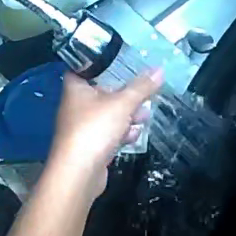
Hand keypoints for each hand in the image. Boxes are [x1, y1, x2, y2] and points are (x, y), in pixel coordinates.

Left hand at [41, 69, 161, 202]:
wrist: (78, 174)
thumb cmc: (94, 129)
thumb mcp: (122, 104)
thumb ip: (141, 87)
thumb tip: (159, 70)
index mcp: (76, 87)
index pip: (87, 66)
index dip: (104, 63)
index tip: (124, 61)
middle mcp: (76, 104)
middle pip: (103, 91)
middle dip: (125, 94)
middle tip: (144, 92)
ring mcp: (82, 126)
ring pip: (108, 114)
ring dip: (127, 115)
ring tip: (144, 116)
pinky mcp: (90, 145)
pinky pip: (108, 133)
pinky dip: (121, 133)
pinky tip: (134, 135)